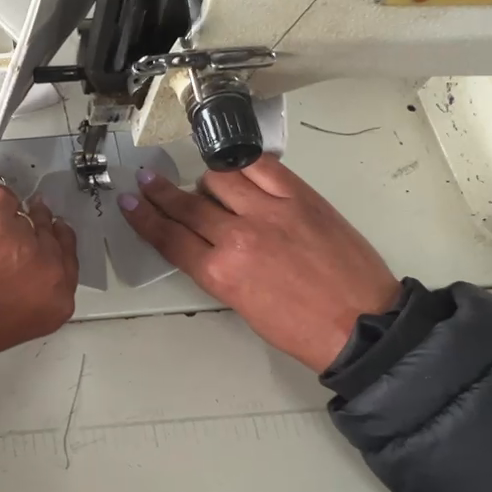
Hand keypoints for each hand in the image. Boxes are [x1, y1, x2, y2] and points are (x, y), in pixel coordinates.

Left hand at [0, 186, 79, 374]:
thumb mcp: (12, 321)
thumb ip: (31, 291)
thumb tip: (25, 262)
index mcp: (56, 301)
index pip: (69, 262)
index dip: (55, 246)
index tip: (49, 235)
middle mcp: (48, 270)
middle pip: (51, 234)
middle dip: (35, 229)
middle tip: (18, 226)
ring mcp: (21, 240)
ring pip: (26, 215)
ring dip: (11, 219)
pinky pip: (2, 197)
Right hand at [117, 155, 399, 371]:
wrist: (361, 326)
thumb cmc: (302, 327)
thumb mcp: (241, 305)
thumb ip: (217, 269)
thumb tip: (205, 241)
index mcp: (220, 273)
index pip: (169, 236)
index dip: (144, 217)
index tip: (131, 203)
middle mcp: (239, 238)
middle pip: (186, 205)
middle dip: (160, 191)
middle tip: (147, 179)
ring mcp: (270, 212)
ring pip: (220, 179)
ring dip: (205, 180)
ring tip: (203, 182)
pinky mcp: (300, 198)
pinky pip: (261, 167)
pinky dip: (243, 164)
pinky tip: (236, 166)